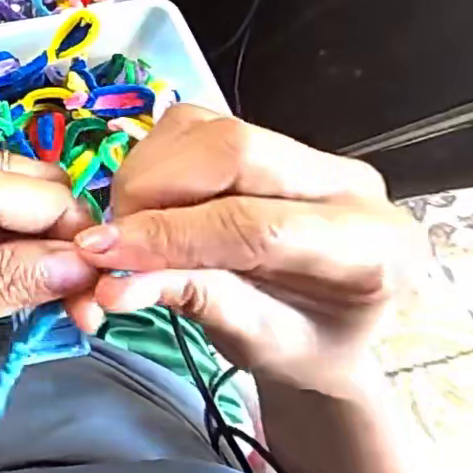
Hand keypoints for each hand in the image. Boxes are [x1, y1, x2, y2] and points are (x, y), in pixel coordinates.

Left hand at [0, 136, 99, 377]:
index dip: (81, 254)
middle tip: (65, 315)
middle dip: (62, 246)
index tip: (89, 315)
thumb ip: (4, 286)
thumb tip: (83, 264)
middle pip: (38, 187)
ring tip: (27, 305)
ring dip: (33, 244)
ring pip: (15, 193)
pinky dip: (0, 238)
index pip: (49, 200)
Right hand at [68, 105, 420, 396]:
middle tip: (111, 237)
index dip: (169, 236)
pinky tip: (148, 201)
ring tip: (130, 225)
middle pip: (230, 151)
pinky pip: (190, 125)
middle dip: (152, 189)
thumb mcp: (256, 343)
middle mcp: (344, 180)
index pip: (254, 224)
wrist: (327, 326)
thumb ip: (191, 299)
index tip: (102, 253)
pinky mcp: (258, 133)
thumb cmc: (303, 346)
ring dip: (144, 173)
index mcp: (370, 247)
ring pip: (203, 129)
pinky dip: (150, 160)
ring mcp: (300, 149)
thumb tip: (110, 284)